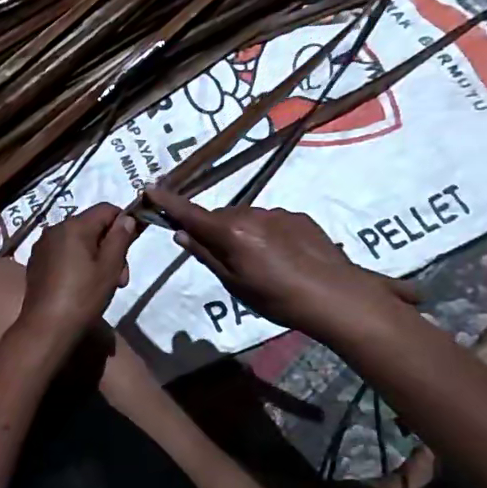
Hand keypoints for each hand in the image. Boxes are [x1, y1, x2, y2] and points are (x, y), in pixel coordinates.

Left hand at [19, 203, 139, 337]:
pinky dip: (77, 262)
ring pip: (78, 241)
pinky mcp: (36, 261)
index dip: (123, 222)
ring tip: (103, 285)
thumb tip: (126, 218)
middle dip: (110, 246)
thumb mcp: (109, 267)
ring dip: (95, 256)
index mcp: (73, 226)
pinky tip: (81, 285)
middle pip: (92, 226)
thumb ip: (120, 238)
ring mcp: (42, 245)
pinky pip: (63, 252)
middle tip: (120, 277)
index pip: (106, 209)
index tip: (131, 247)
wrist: (46, 328)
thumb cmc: (82, 297)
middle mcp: (55, 229)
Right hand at [141, 187, 418, 334]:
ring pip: (246, 218)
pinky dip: (267, 234)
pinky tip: (283, 258)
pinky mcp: (299, 217)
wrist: (336, 297)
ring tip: (259, 264)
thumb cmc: (278, 299)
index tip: (149, 188)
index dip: (168, 202)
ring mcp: (278, 213)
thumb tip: (182, 234)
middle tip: (222, 258)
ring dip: (242, 233)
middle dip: (214, 230)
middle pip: (220, 217)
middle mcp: (252, 214)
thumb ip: (207, 256)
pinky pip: (271, 221)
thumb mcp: (235, 285)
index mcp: (231, 233)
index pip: (190, 213)